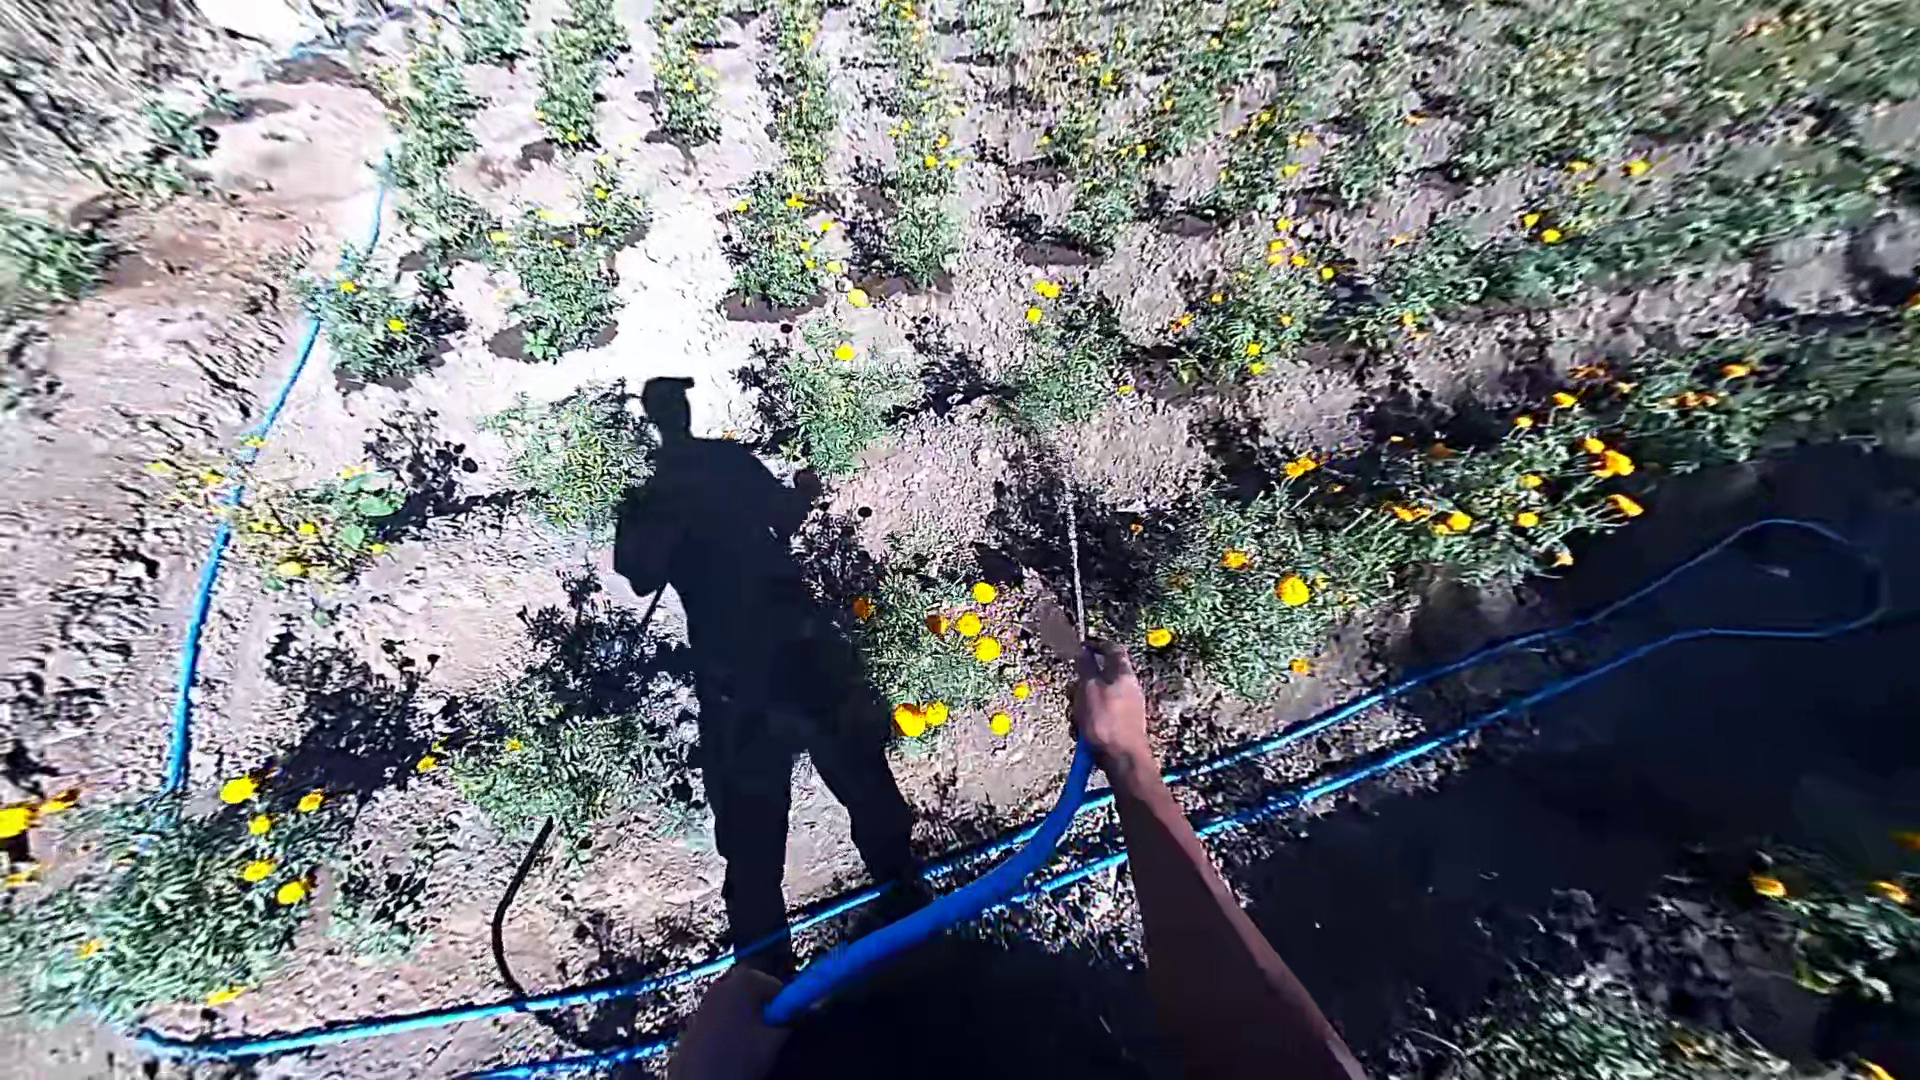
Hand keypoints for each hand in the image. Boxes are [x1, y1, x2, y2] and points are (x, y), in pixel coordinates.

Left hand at [669, 967, 790, 1079]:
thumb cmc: (739, 1060)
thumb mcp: (774, 1041)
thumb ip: (792, 1019)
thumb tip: (807, 1009)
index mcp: (745, 979)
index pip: (777, 986)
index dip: (783, 1008)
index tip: (781, 1029)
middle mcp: (723, 983)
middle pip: (754, 994)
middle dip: (762, 1013)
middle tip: (764, 1039)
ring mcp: (704, 1003)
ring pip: (736, 1008)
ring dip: (744, 1023)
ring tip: (745, 1049)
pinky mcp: (691, 1024)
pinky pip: (718, 1021)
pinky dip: (726, 1032)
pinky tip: (726, 1055)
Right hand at [1071, 639, 1157, 790]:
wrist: (1123, 761)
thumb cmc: (1105, 721)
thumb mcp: (1088, 688)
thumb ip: (1084, 667)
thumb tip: (1082, 650)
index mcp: (1123, 674)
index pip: (1112, 648)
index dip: (1096, 644)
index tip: (1081, 645)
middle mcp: (1127, 688)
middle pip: (1097, 676)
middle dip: (1079, 686)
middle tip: (1073, 696)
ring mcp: (1124, 708)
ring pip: (1093, 698)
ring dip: (1079, 708)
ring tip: (1077, 722)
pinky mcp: (1119, 725)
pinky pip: (1097, 717)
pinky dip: (1086, 722)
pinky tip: (1082, 734)